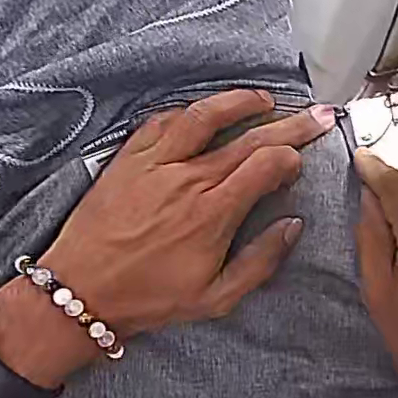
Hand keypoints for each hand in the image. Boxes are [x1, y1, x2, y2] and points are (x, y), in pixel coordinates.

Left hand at [0, 90, 337, 386]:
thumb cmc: (150, 297)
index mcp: (213, 213)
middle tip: (315, 114)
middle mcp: (188, 179)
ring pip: (205, 115)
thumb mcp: (216, 298)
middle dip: (290, 123)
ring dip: (239, 102)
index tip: (299, 161)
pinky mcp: (129, 158)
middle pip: (250, 137)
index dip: (292, 155)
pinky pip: (163, 121)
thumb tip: (293, 226)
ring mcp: (156, 163)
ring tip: (263, 99)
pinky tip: (203, 112)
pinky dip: (189, 111)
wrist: (83, 290)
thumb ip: (261, 261)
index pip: (267, 164)